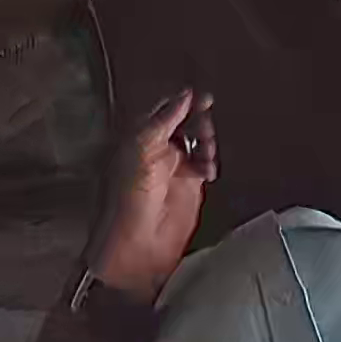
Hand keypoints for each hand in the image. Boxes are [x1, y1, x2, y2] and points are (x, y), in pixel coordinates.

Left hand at [89, 89, 217, 305]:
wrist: (137, 246)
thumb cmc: (130, 196)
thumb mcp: (143, 149)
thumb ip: (165, 119)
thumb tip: (185, 94)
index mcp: (141, 136)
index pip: (165, 108)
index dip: (181, 101)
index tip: (198, 94)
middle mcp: (158, 147)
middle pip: (184, 121)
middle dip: (197, 117)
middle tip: (207, 115)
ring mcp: (175, 166)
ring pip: (198, 139)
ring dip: (206, 138)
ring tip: (207, 145)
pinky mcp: (190, 184)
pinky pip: (206, 162)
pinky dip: (210, 160)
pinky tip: (209, 169)